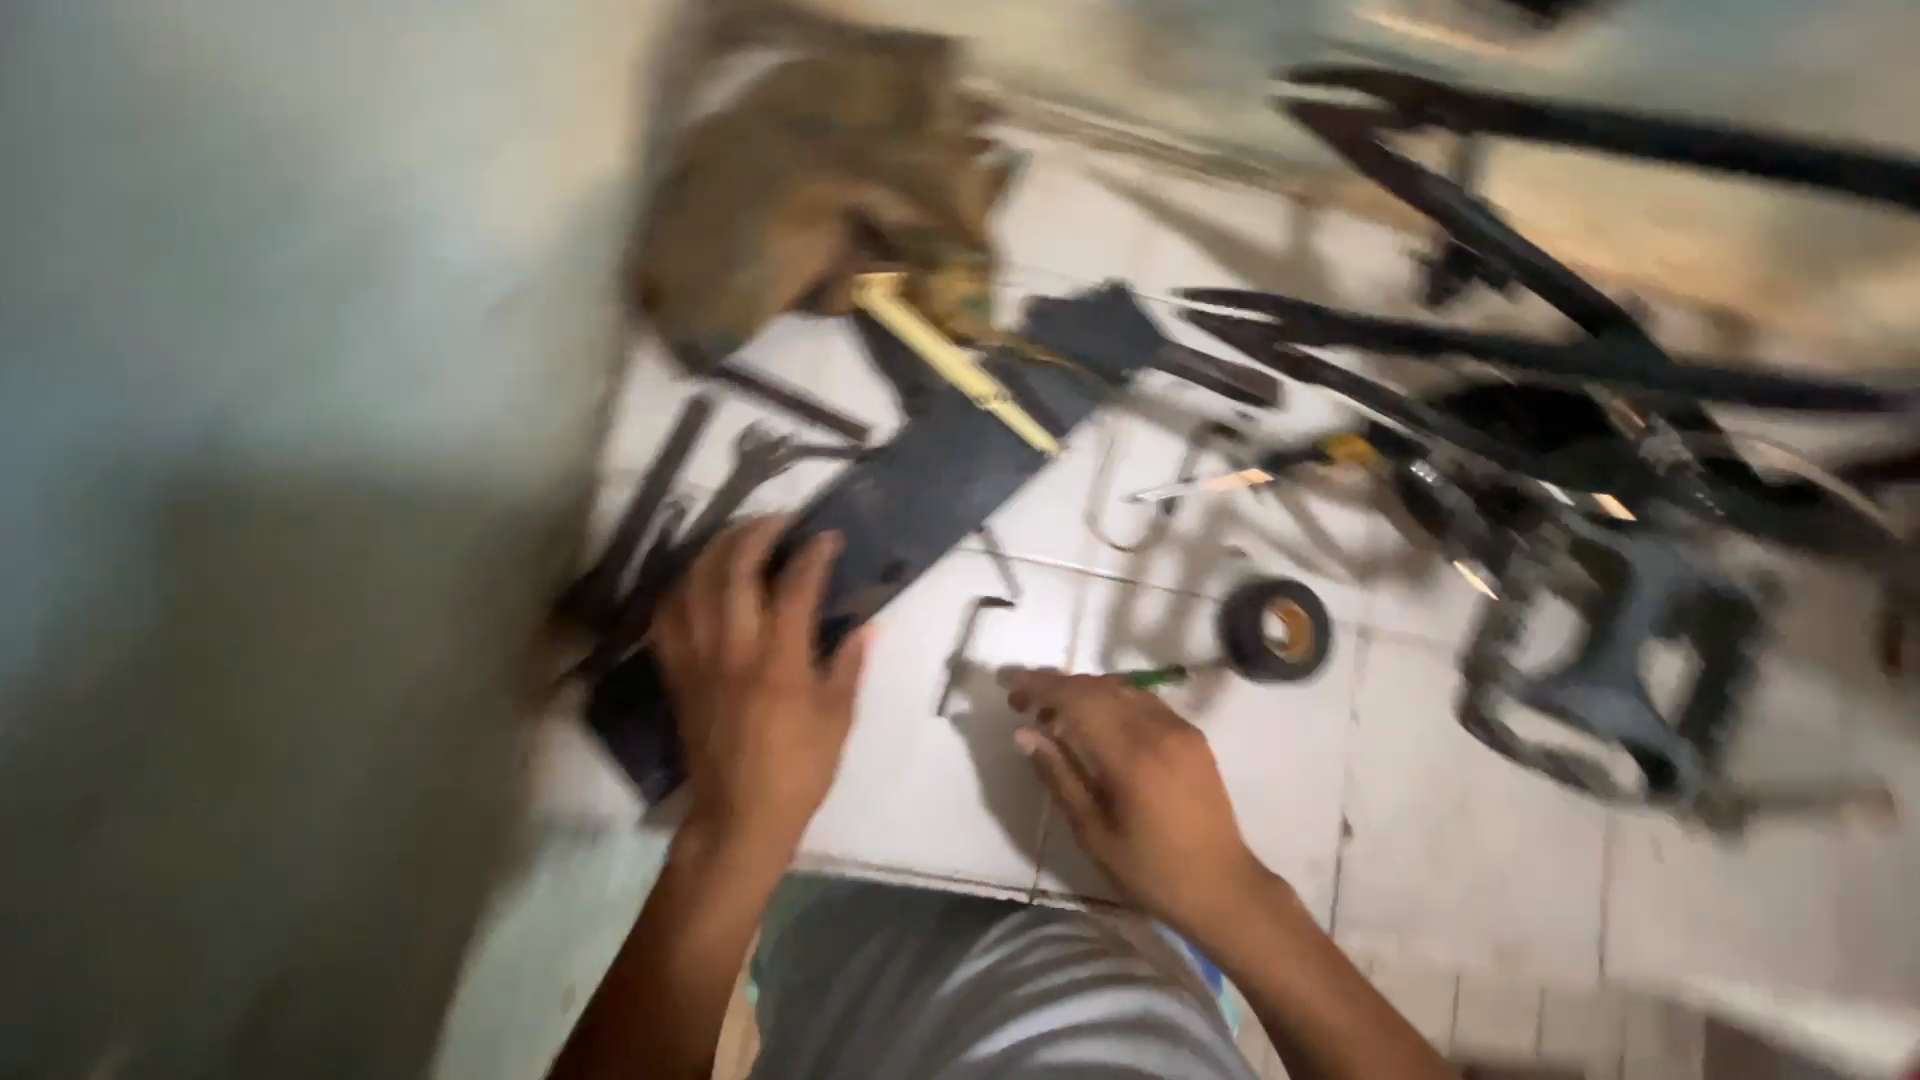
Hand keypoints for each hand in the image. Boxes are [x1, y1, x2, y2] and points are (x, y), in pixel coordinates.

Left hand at [652, 515, 869, 858]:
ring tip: (739, 535)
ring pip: (693, 585)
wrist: (739, 816)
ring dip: (715, 549)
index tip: (827, 537)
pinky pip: (667, 618)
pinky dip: (680, 588)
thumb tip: (868, 627)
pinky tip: (697, 577)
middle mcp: (733, 650)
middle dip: (756, 533)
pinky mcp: (677, 674)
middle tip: (779, 520)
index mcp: (779, 663)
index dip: (812, 554)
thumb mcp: (838, 720)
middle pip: (733, 570)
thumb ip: (848, 666)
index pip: (794, 587)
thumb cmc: (799, 770)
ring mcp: (698, 660)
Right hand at [1006, 670, 1286, 931]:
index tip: (1007, 682)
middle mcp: (1157, 729)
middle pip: (1097, 686)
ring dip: (1083, 690)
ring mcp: (1179, 728)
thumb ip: (1058, 776)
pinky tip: (1095, 721)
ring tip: (1053, 712)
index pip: (1076, 699)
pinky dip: (1111, 699)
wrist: (1223, 888)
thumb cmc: (1151, 870)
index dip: (1038, 685)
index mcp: (1130, 755)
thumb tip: (1024, 734)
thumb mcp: (1092, 832)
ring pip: (1121, 688)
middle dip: (1055, 685)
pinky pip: (1143, 701)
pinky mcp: (1192, 735)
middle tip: (1022, 702)